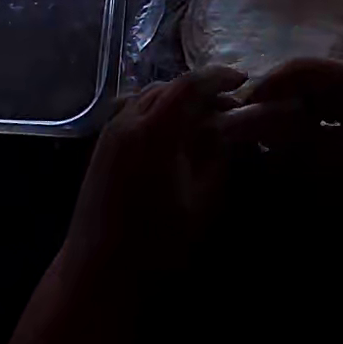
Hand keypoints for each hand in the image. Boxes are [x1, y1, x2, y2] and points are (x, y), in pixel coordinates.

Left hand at [61, 67, 246, 279]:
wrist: (99, 265)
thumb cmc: (158, 243)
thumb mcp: (202, 201)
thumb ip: (217, 157)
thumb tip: (230, 127)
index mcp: (154, 130)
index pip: (188, 85)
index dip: (217, 78)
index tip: (243, 80)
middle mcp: (128, 120)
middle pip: (167, 87)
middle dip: (200, 90)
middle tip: (229, 105)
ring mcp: (110, 130)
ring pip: (147, 96)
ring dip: (176, 98)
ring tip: (204, 116)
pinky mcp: (102, 144)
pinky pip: (132, 110)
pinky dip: (156, 108)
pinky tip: (171, 129)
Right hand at [218, 58, 342, 192]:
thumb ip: (297, 143)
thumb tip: (256, 132)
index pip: (297, 69)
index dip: (265, 87)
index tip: (242, 109)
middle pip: (312, 77)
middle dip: (281, 99)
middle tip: (258, 124)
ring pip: (328, 91)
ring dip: (303, 110)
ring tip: (282, 135)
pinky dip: (325, 118)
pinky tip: (316, 141)